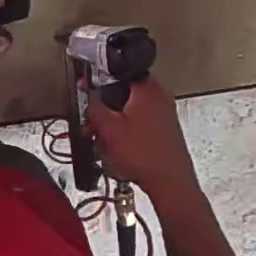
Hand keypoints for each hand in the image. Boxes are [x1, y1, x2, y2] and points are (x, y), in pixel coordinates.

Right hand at [86, 77, 199, 203]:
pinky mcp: (164, 130)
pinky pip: (139, 125)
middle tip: (93, 125)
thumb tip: (87, 94)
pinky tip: (118, 150)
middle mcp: (159, 97)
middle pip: (123, 95)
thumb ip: (94, 107)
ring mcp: (164, 114)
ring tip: (104, 143)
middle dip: (104, 110)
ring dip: (114, 124)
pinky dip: (126, 134)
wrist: (169, 182)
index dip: (97, 83)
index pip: (118, 73)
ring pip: (130, 112)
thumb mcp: (108, 129)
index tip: (86, 91)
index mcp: (146, 88)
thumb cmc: (144, 156)